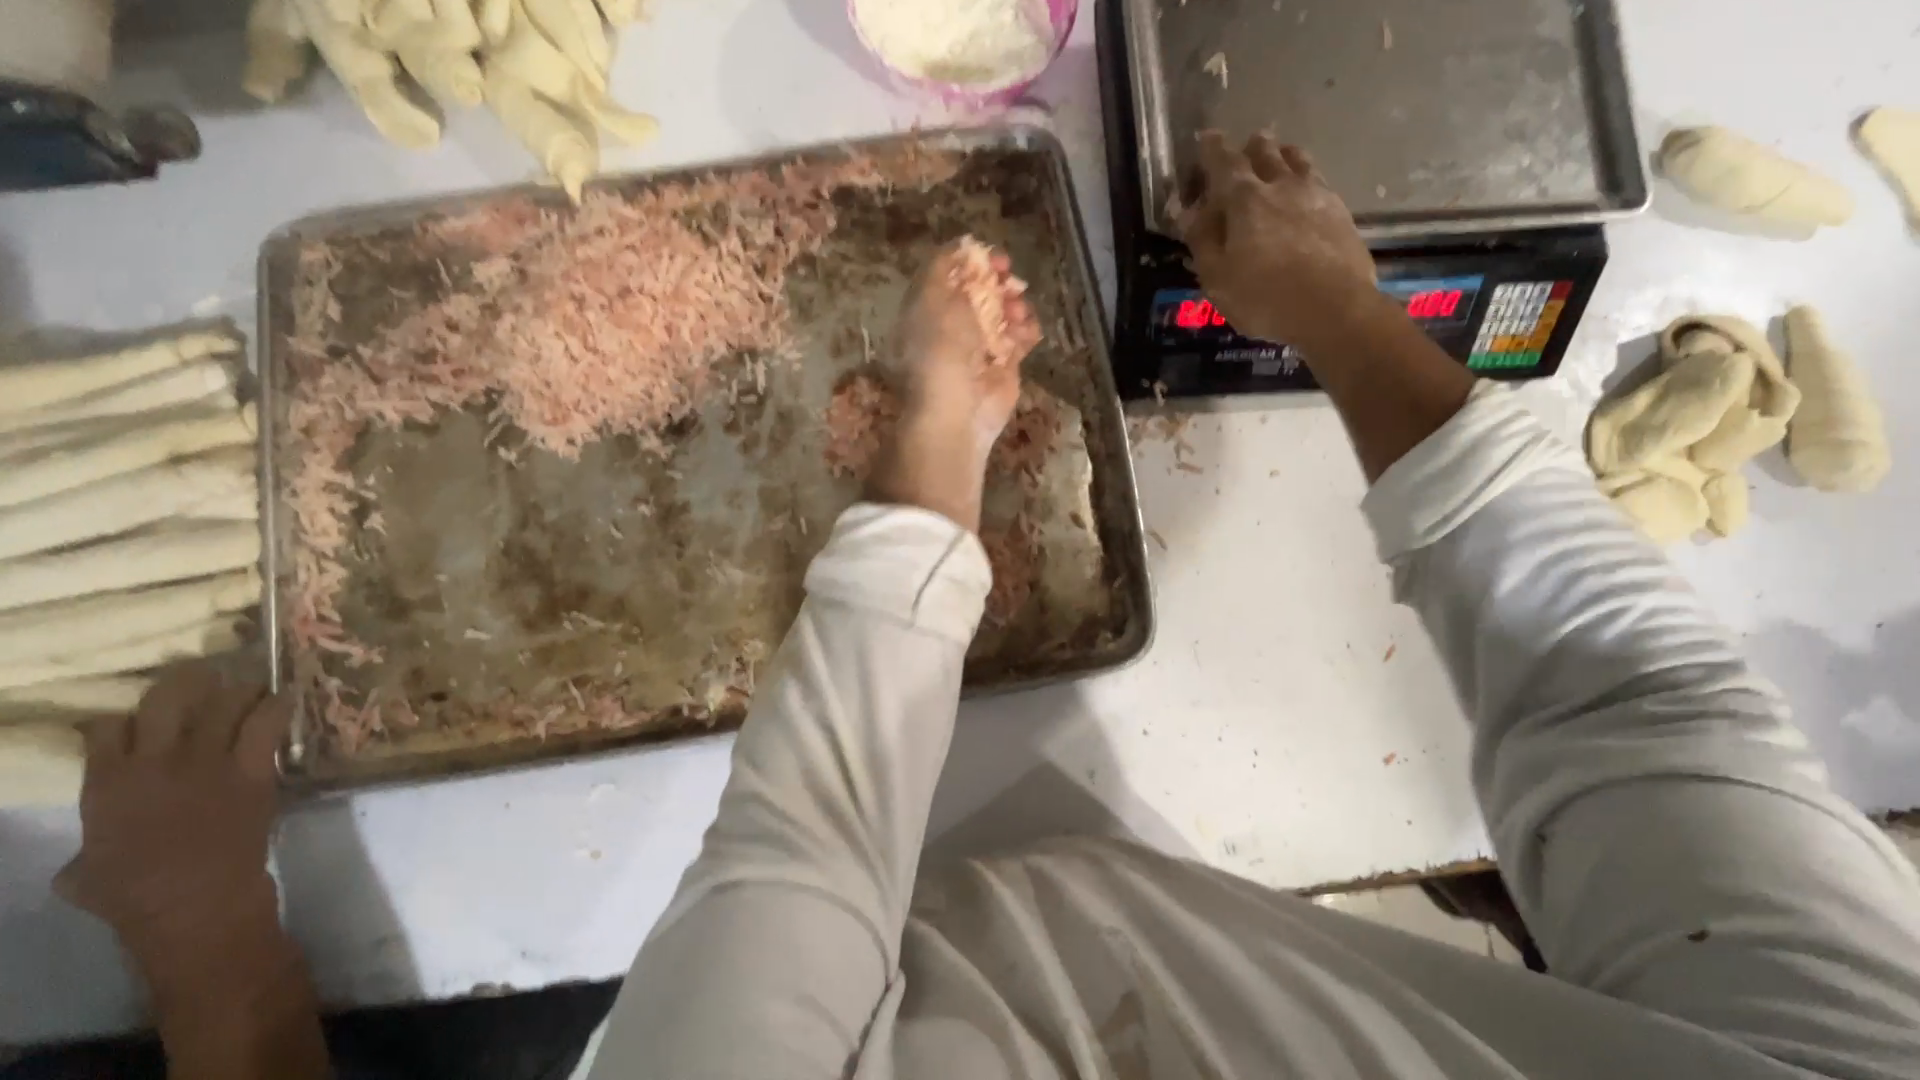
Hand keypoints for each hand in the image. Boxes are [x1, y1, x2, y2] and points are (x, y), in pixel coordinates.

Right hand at [57, 662, 292, 977]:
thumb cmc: (133, 895)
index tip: (142, 717)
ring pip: (223, 700)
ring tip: (248, 686)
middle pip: (167, 696)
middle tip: (203, 676)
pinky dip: (278, 705)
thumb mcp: (83, 869)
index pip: (106, 725)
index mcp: (107, 782)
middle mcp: (156, 760)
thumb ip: (88, 844)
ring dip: (238, 688)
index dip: (124, 717)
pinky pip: (266, 723)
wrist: (195, 901)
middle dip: (185, 680)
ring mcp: (208, 760)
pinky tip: (286, 697)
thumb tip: (90, 852)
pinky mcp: (251, 769)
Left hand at [868, 239, 1040, 531]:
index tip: (990, 257)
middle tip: (1010, 277)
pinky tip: (1026, 331)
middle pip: (981, 290)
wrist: (958, 409)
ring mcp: (980, 346)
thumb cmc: (941, 348)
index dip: (970, 261)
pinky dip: (1027, 330)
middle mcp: (952, 326)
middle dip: (997, 280)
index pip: (949, 275)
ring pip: (1004, 312)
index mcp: (927, 310)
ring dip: (1014, 304)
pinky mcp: (1004, 365)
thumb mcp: (933, 296)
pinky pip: (1021, 338)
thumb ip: (943, 266)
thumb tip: (960, 245)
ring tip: (1018, 311)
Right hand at [1178, 132, 1378, 347]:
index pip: (1224, 161)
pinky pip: (1319, 181)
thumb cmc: (1265, 297)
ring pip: (1297, 160)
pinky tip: (1305, 191)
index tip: (1206, 138)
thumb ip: (1202, 241)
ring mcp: (1317, 195)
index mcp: (1245, 199)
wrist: (1335, 309)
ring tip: (1277, 160)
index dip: (1212, 148)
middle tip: (1244, 151)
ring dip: (1282, 156)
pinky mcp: (1341, 212)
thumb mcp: (1218, 278)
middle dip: (1251, 148)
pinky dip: (1305, 178)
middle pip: (1265, 152)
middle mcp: (1282, 185)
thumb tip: (1187, 213)